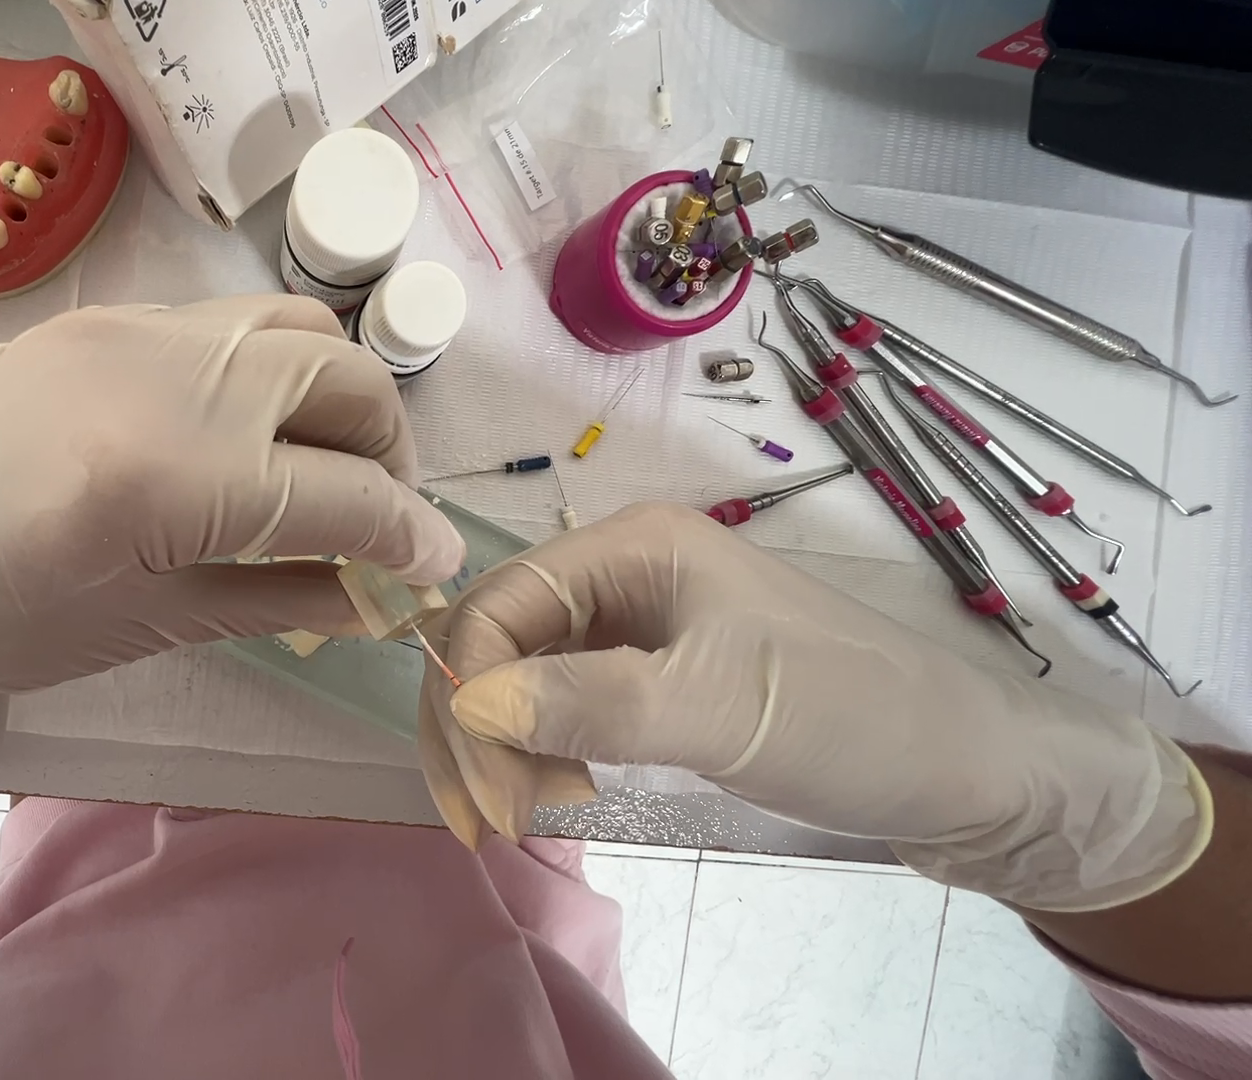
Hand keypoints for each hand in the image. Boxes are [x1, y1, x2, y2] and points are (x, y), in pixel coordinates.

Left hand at [0, 295, 463, 763]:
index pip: (339, 493)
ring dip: (342, 403)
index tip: (439, 568)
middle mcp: (158, 372)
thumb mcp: (136, 628)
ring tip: (322, 471)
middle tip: (376, 522)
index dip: (408, 536)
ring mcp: (132, 327)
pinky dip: (279, 379)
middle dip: (390, 457)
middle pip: (342, 383)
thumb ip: (274, 599)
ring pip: (300, 332)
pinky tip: (251, 437)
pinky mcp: (109, 316)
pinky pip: (237, 327)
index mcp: (156, 477)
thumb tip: (378, 596)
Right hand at [419, 502, 1211, 911]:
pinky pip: (546, 699)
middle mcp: (610, 574)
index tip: (489, 792)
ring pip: (508, 672)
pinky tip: (551, 788)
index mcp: (627, 548)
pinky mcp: (631, 670)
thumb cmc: (854, 720)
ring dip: (491, 742)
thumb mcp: (721, 710)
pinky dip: (526, 748)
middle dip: (471, 726)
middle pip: (490, 637)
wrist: (974, 773)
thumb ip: (590, 702)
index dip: (468, 690)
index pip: (497, 603)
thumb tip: (467, 704)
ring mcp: (619, 623)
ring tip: (522, 811)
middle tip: (492, 817)